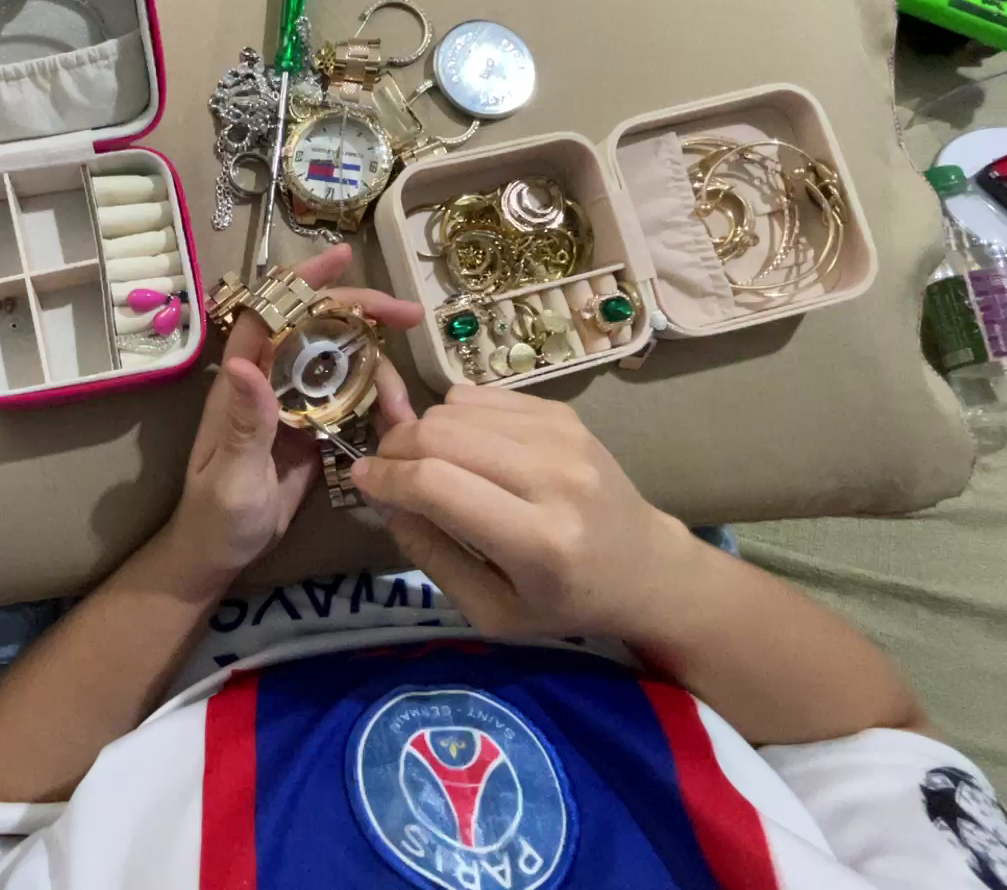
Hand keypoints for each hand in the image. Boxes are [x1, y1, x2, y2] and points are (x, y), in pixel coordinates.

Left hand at [166, 244, 420, 586]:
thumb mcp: (230, 476)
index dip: (303, 282)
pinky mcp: (311, 430)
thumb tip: (244, 364)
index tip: (345, 258)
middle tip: (409, 314)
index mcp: (242, 383)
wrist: (221, 553)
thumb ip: (244, 425)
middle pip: (315, 329)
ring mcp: (292, 405)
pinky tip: (401, 411)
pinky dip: (376, 399)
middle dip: (360, 313)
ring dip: (375, 362)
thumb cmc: (217, 517)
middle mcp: (269, 383)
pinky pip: (348, 400)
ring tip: (409, 386)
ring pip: (338, 363)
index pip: (270, 315)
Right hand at [351, 384, 701, 640]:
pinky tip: (465, 447)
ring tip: (427, 462)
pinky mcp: (562, 413)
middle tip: (388, 471)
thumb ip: (429, 554)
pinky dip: (453, 417)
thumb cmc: (563, 602)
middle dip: (395, 448)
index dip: (385, 476)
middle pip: (439, 434)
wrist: (646, 568)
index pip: (436, 484)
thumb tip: (382, 497)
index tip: (360, 478)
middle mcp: (553, 478)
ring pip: (452, 408)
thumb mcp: (489, 610)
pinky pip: (476, 395)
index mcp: (537, 541)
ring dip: (421, 431)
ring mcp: (562, 436)